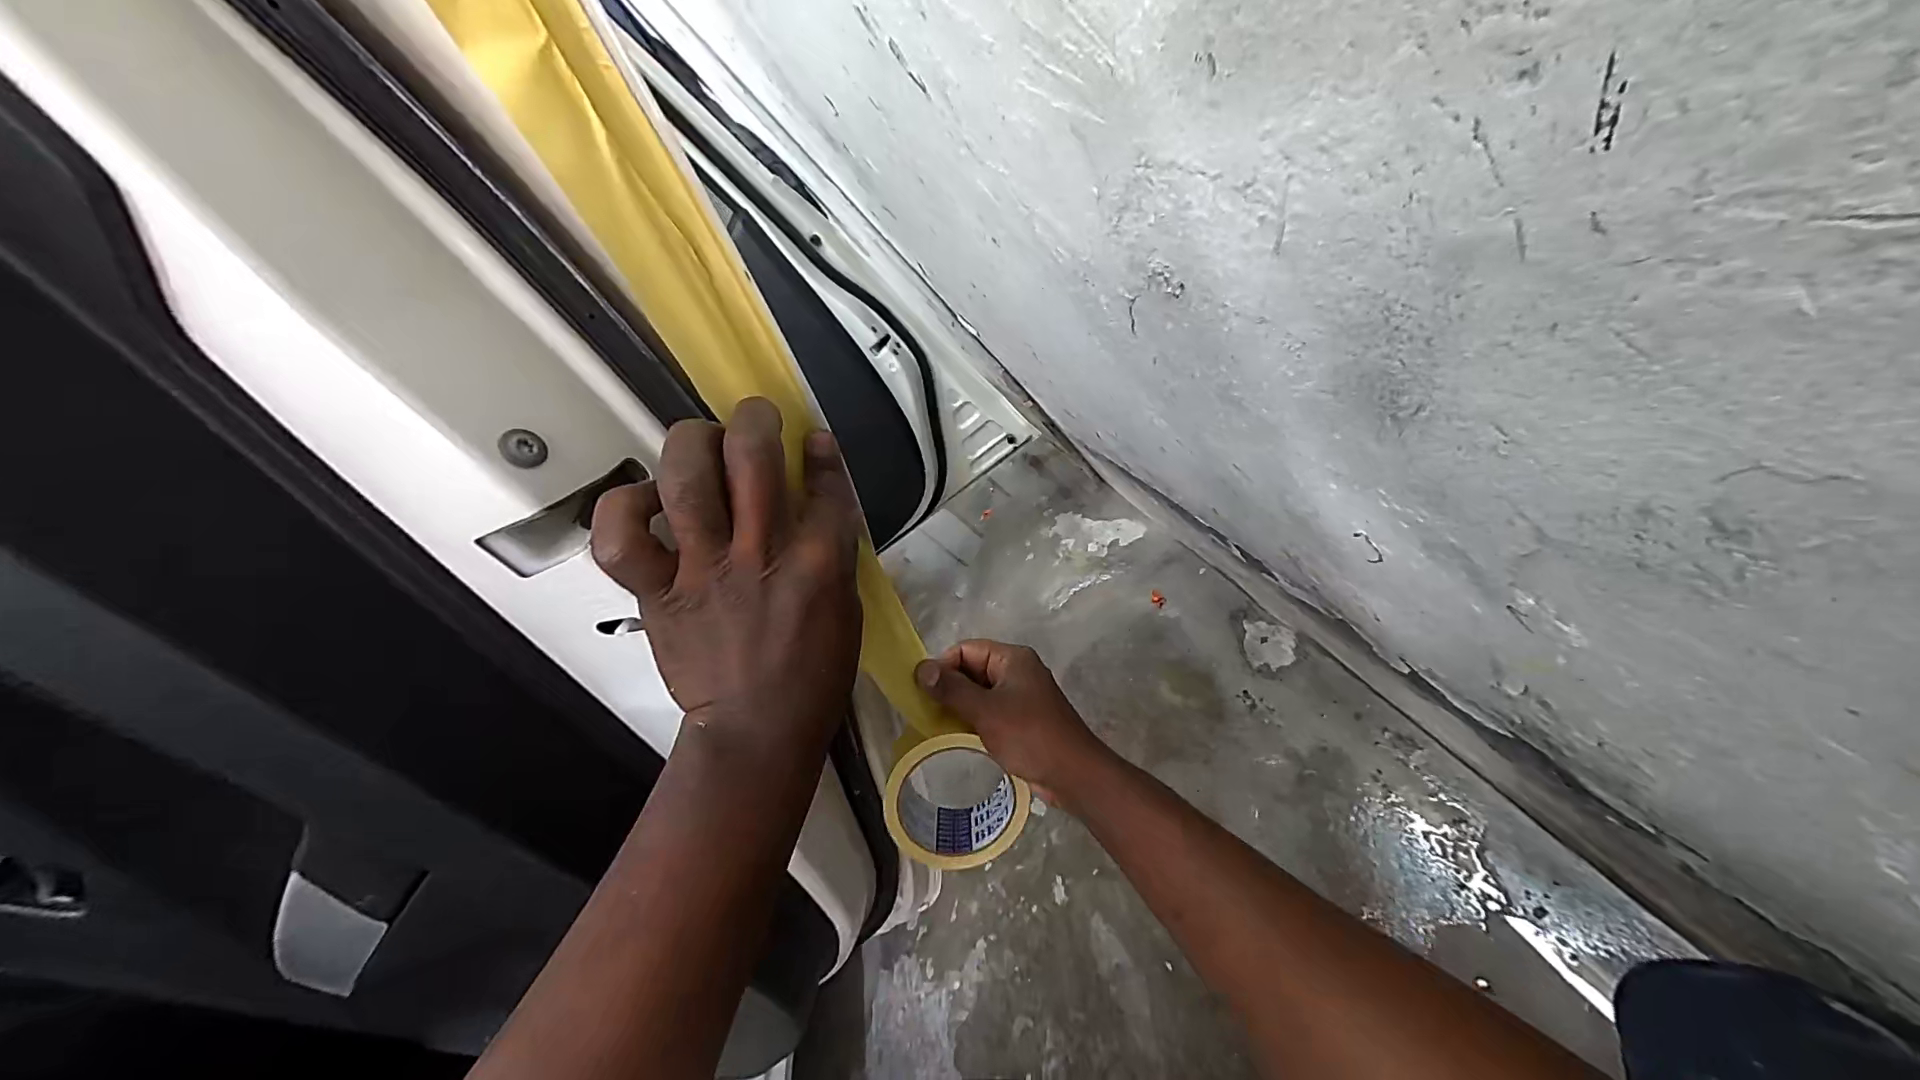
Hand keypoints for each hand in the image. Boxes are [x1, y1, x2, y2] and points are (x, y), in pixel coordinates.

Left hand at [591, 398, 863, 751]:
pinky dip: (624, 507)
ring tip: (700, 443)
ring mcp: (703, 573)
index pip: (825, 485)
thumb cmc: (814, 673)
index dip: (822, 453)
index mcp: (818, 565)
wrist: (757, 730)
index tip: (815, 440)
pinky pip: (622, 539)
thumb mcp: (846, 607)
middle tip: (755, 418)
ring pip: (687, 479)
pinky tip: (646, 500)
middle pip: (753, 459)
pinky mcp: (658, 595)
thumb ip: (833, 550)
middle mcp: (760, 557)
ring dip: (693, 444)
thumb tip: (816, 499)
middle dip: (755, 420)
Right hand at [914, 640, 1110, 807]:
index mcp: (1012, 658)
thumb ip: (952, 689)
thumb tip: (920, 668)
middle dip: (949, 687)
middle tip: (926, 711)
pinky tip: (959, 736)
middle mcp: (1017, 671)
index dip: (943, 667)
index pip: (966, 649)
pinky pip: (990, 710)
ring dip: (959, 705)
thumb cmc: (1029, 736)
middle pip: (972, 669)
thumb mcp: (986, 710)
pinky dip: (973, 719)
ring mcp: (1021, 696)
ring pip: (980, 692)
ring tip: (937, 725)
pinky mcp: (1023, 719)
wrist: (1073, 774)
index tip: (924, 693)